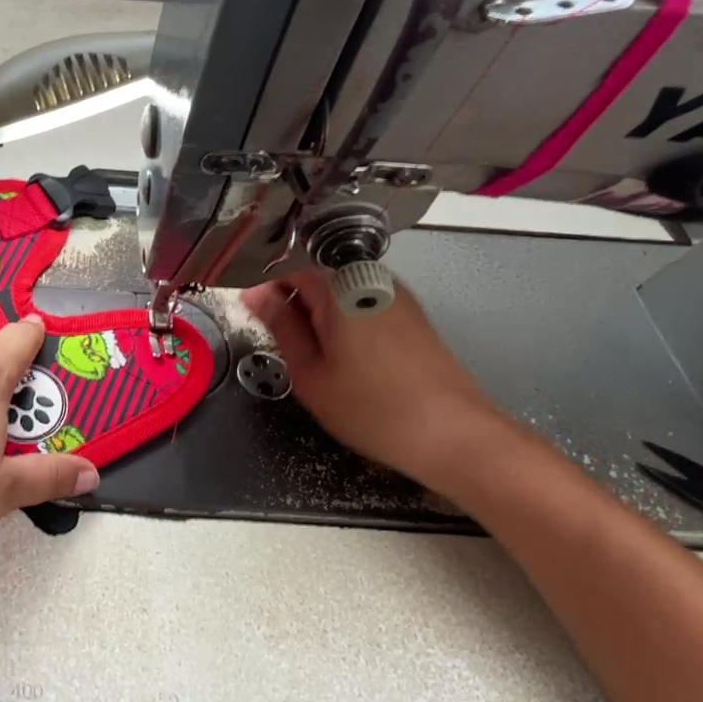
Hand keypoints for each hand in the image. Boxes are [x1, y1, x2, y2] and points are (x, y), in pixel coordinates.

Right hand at [240, 270, 517, 487]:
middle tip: (278, 341)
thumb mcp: (309, 371)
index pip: (286, 264)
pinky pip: (363, 304)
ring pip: (340, 291)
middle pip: (316, 273)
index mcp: (339, 285)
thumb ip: (279, 325)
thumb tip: (255, 295)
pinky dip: (344, 322)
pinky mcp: (412, 316)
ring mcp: (396, 295)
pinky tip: (343, 357)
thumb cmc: (372, 408)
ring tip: (311, 354)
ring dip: (318, 312)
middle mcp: (371, 278)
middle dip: (291, 300)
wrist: (453, 436)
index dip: (262, 286)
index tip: (249, 313)